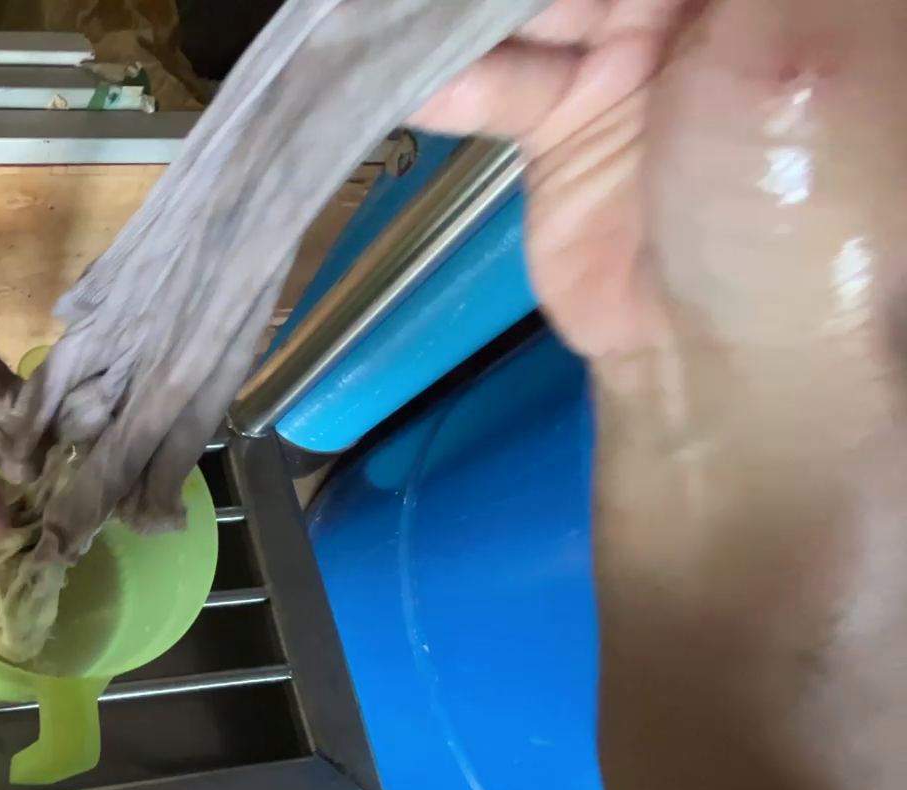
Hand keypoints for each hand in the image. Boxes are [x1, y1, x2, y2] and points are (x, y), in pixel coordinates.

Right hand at [415, 0, 902, 384]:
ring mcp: (627, 58)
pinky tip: (422, 86)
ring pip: (544, 13)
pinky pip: (503, 88)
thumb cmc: (795, 186)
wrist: (705, 336)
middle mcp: (706, 6)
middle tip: (449, 5)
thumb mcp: (799, 44)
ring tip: (411, 26)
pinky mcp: (559, 121)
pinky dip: (460, 87)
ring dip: (480, 24)